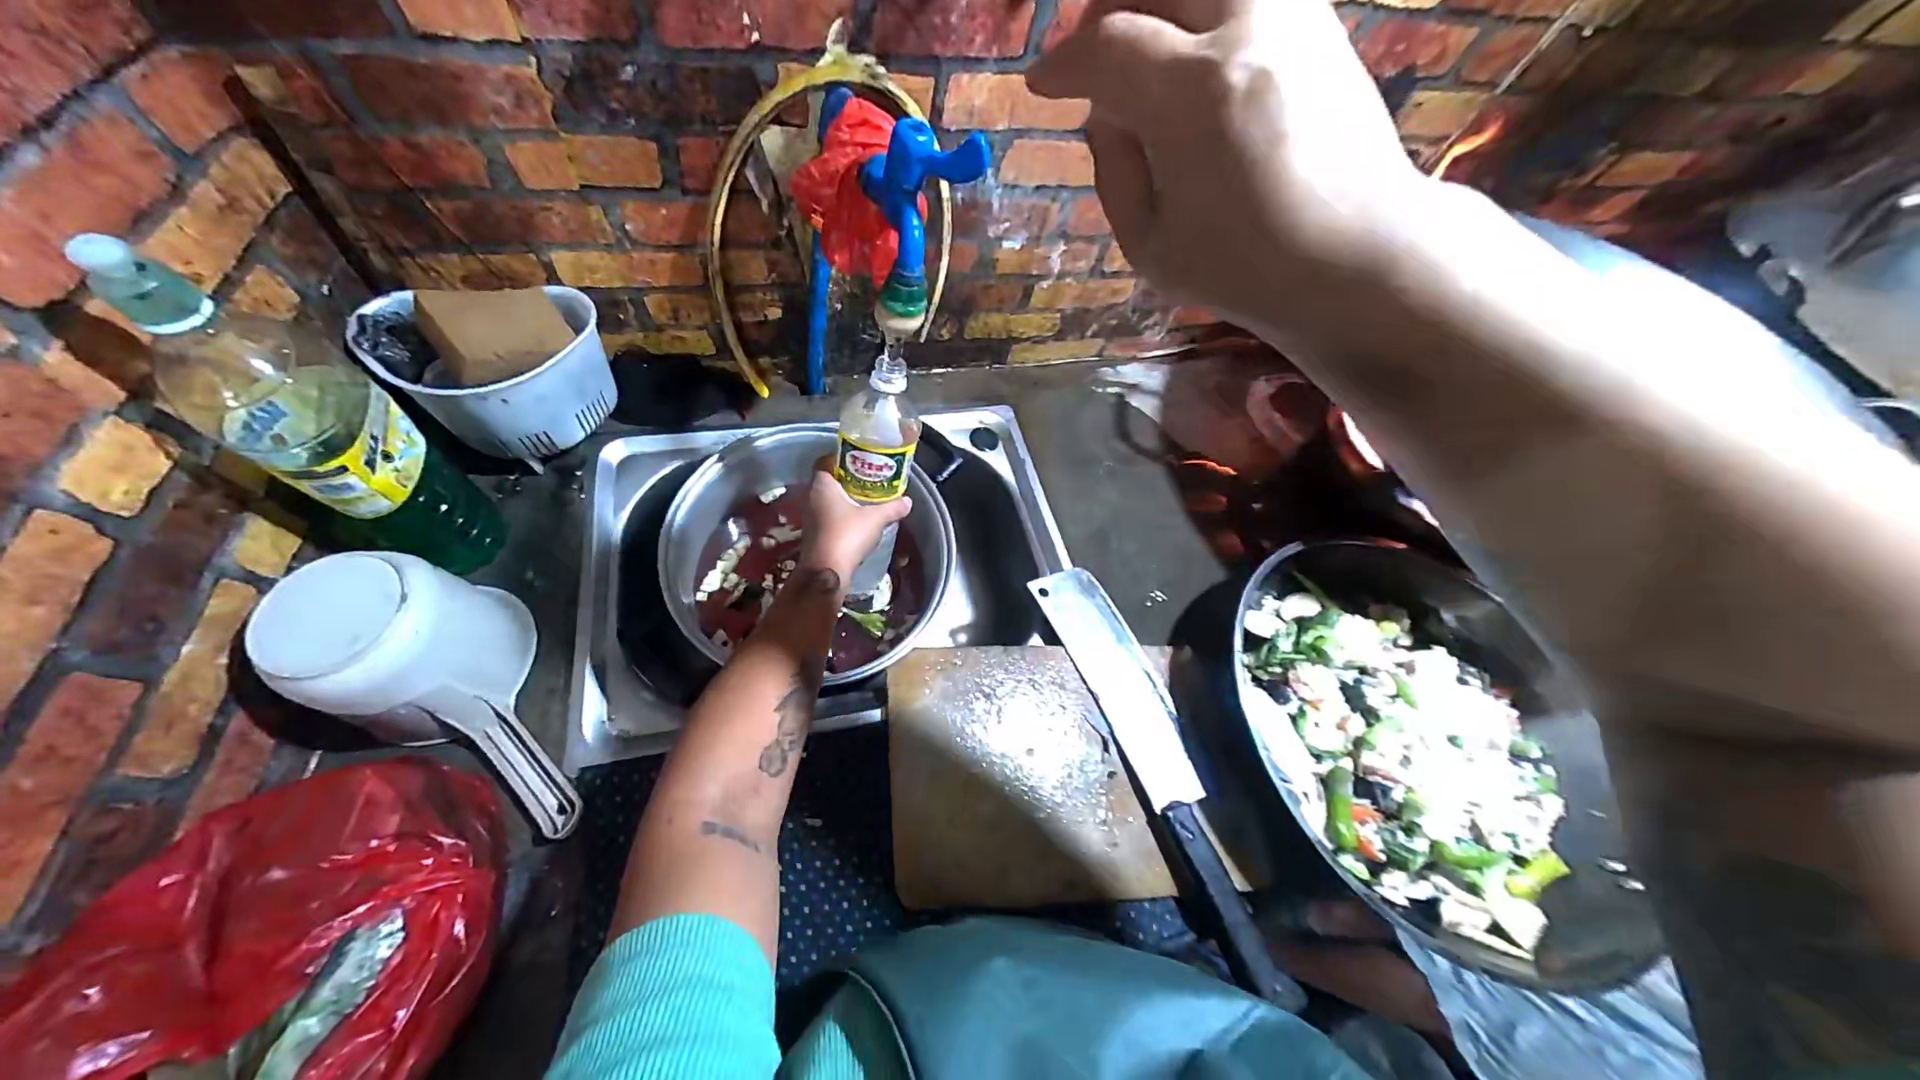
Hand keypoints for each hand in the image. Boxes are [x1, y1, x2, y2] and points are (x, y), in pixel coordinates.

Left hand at [799, 458, 910, 580]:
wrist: (827, 570)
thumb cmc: (847, 535)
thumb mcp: (875, 519)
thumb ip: (892, 508)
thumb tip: (908, 501)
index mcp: (822, 485)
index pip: (824, 462)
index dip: (839, 459)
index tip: (857, 460)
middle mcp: (811, 496)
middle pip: (827, 480)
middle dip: (846, 479)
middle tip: (866, 479)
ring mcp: (809, 515)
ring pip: (826, 499)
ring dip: (842, 498)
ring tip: (864, 498)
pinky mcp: (813, 532)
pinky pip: (826, 515)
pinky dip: (839, 514)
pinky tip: (855, 519)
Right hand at [1027, 0, 1437, 338]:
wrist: (1355, 257)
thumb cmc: (1244, 268)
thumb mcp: (1149, 244)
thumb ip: (1114, 169)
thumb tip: (1106, 114)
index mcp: (1193, 96)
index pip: (1108, 46)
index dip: (1064, 63)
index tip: (1043, 84)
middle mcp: (1246, 31)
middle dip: (1106, 9)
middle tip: (1089, 55)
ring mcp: (1293, 18)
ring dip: (1160, 4)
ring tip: (1141, 53)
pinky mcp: (1320, 25)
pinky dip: (1204, 12)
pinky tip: (1192, 58)